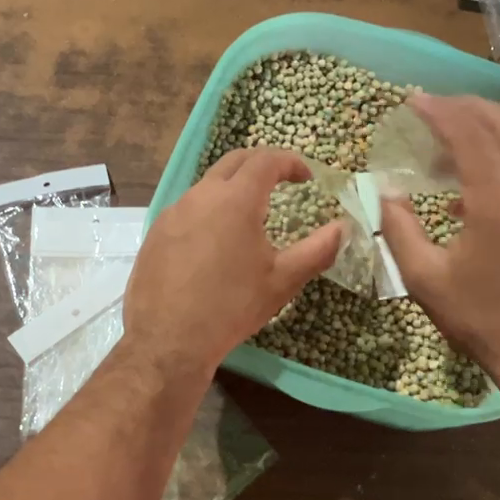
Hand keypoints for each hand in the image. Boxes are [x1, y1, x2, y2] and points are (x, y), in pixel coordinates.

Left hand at [124, 149, 345, 377]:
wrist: (168, 339)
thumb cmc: (231, 307)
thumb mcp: (282, 281)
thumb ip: (317, 250)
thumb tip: (344, 229)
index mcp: (235, 199)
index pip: (266, 160)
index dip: (290, 162)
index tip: (306, 177)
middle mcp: (200, 195)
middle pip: (233, 161)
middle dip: (261, 164)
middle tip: (281, 182)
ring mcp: (173, 212)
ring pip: (207, 185)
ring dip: (232, 189)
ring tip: (249, 216)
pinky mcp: (155, 232)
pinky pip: (187, 209)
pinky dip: (208, 211)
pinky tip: (214, 243)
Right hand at [378, 94, 499, 382]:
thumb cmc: (483, 321)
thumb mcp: (426, 280)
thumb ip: (401, 230)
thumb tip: (386, 195)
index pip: (472, 136)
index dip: (442, 112)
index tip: (415, 101)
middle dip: (469, 108)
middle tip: (434, 107)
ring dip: (487, 134)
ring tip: (449, 142)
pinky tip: (469, 194)